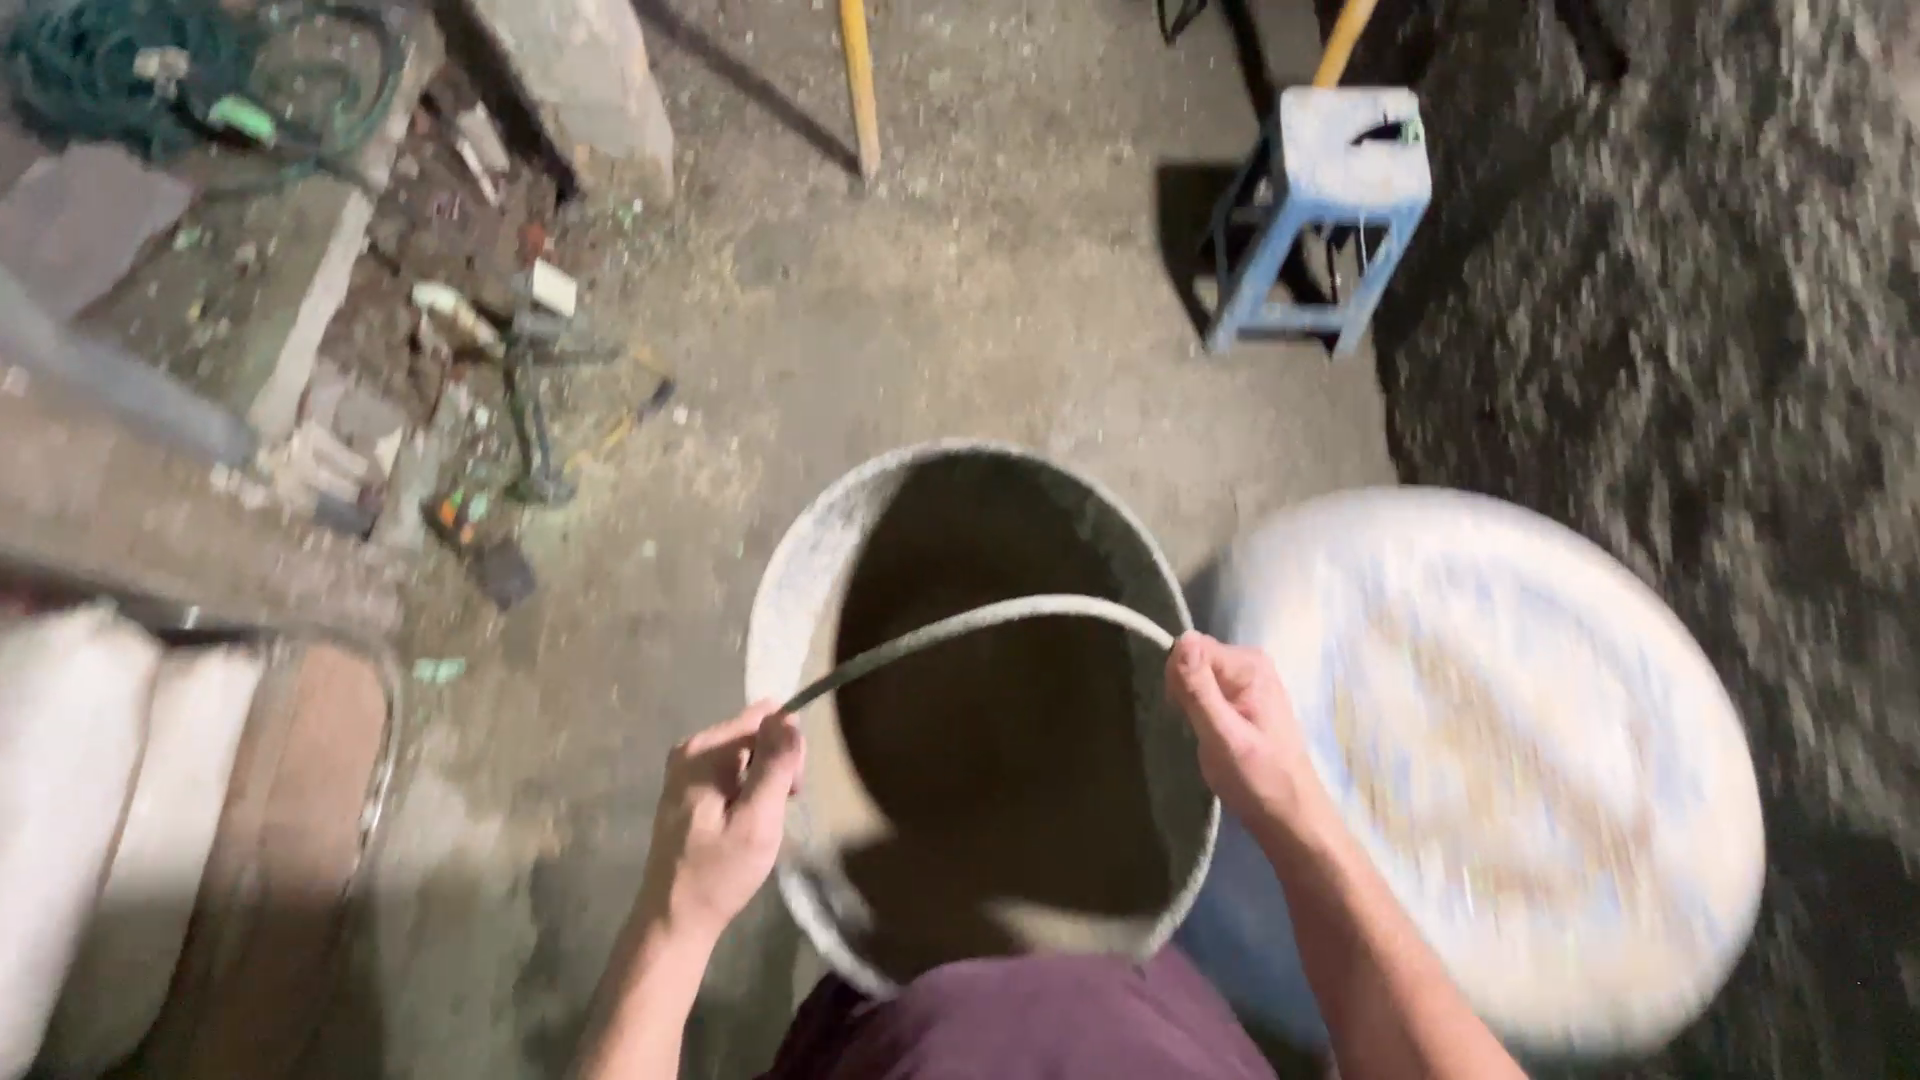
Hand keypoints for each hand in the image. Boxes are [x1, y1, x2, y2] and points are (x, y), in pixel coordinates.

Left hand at [636, 702, 805, 945]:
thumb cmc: (719, 873)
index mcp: (705, 751)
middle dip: (777, 765)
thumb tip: (790, 715)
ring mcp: (686, 768)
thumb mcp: (758, 820)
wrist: (674, 921)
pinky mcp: (687, 788)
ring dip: (765, 780)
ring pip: (748, 752)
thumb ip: (776, 764)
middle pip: (756, 732)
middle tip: (776, 812)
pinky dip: (748, 790)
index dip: (788, 750)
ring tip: (760, 822)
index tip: (790, 791)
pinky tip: (745, 821)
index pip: (767, 719)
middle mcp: (691, 749)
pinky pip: (733, 770)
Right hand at [1165, 633, 1329, 834]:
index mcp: (1249, 664)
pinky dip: (1197, 709)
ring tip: (1204, 733)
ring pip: (1194, 675)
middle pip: (1191, 658)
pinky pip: (1203, 688)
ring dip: (1189, 703)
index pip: (1190, 647)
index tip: (1184, 714)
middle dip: (1183, 691)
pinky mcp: (1241, 698)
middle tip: (1197, 728)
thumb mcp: (1222, 736)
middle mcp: (1249, 663)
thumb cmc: (1258, 779)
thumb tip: (1181, 639)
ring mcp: (1246, 680)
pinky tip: (1208, 732)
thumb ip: (1199, 689)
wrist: (1289, 816)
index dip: (1179, 680)